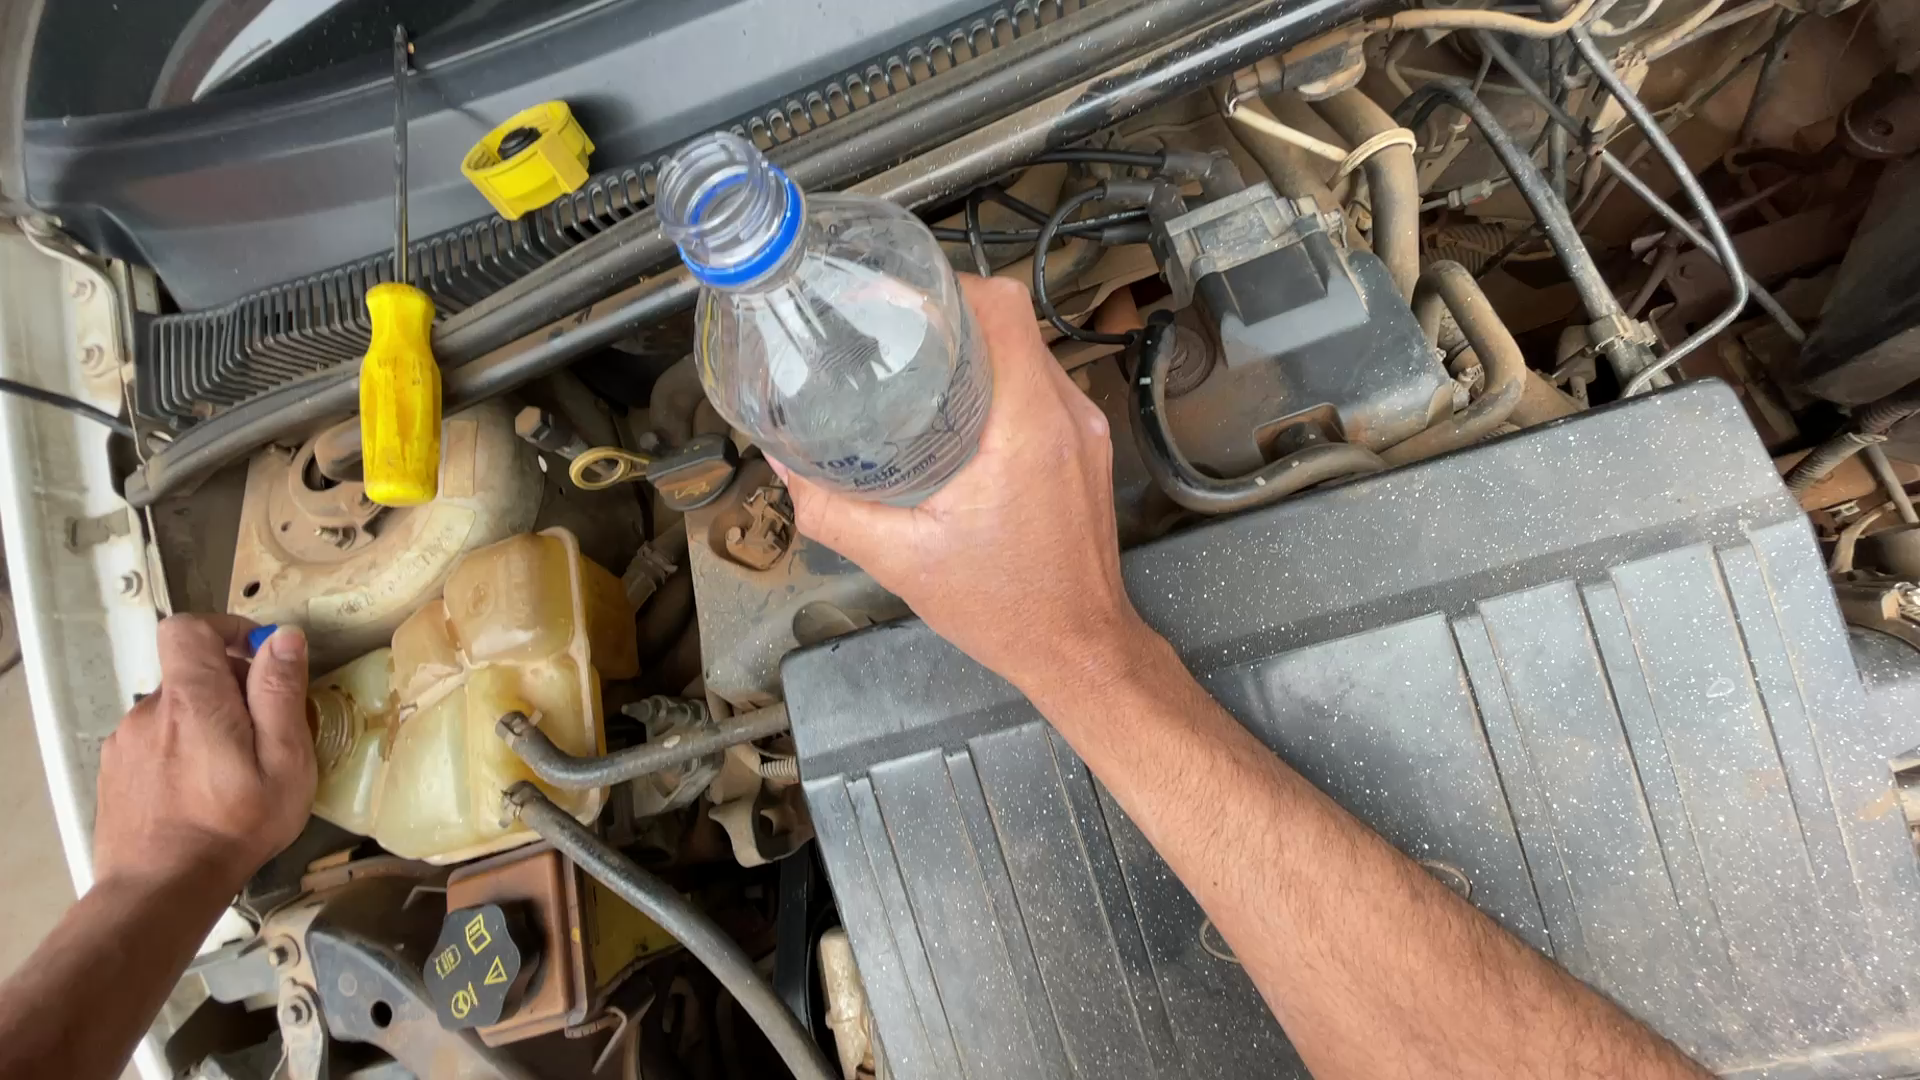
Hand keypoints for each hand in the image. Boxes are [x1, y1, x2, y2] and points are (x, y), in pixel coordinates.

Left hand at [93, 615, 314, 896]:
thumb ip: (279, 692)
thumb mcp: (285, 755)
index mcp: (194, 703)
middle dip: (236, 684)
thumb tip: (284, 637)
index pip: (188, 630)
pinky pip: (160, 734)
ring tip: (244, 759)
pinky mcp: (116, 768)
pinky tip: (210, 779)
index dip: (229, 628)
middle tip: (274, 725)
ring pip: (179, 705)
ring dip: (215, 715)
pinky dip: (190, 740)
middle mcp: (149, 712)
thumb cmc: (239, 821)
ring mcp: (125, 741)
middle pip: (192, 671)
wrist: (162, 888)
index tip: (264, 655)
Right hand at [777, 275, 1153, 696]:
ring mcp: (1087, 430)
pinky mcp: (1089, 448)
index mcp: (1028, 429)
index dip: (950, 286)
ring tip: (923, 371)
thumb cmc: (1004, 610)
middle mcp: (1068, 417)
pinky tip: (962, 414)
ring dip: (979, 349)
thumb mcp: (901, 562)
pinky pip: (1043, 388)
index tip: (902, 300)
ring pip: (1029, 352)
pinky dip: (1002, 383)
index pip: (1003, 309)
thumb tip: (788, 467)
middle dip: (953, 315)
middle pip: (1014, 322)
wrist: (1078, 646)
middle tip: (896, 335)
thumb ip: (834, 510)